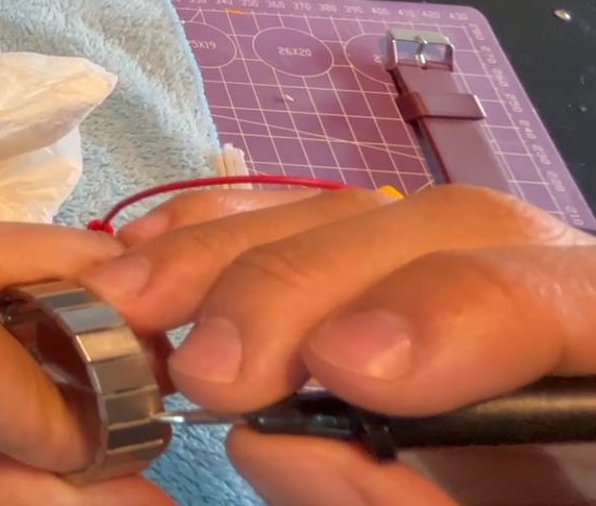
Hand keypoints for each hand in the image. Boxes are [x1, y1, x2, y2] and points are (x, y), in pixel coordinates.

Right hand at [79, 185, 595, 505]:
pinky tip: (144, 251)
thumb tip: (273, 445)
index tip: (340, 374)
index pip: (561, 296)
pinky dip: (204, 229)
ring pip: (337, 209)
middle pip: (432, 229)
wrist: (523, 494)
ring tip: (134, 306)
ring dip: (216, 255)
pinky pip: (283, 211)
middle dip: (290, 287)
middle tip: (204, 369)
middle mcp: (557, 279)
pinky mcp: (374, 260)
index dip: (448, 313)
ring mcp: (458, 258)